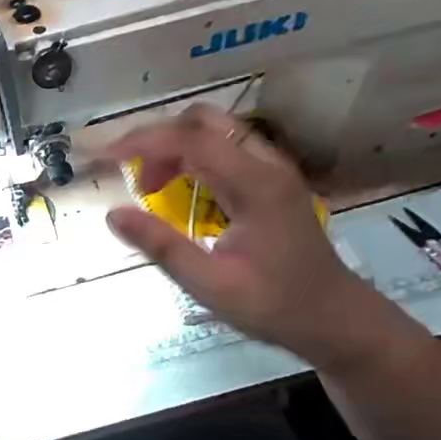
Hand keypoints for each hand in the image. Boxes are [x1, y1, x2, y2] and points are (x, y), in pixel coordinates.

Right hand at [101, 105, 385, 358]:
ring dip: (176, 146)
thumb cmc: (275, 306)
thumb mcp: (212, 285)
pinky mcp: (272, 178)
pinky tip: (181, 189)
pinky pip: (226, 148)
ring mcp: (273, 168)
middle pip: (204, 122)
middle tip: (133, 177)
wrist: (334, 317)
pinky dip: (194, 156)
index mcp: (257, 185)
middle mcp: (267, 164)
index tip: (106, 157)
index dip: (144, 141)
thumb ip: (162, 247)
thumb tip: (113, 215)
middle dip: (159, 139)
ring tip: (152, 186)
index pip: (192, 140)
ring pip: (215, 130)